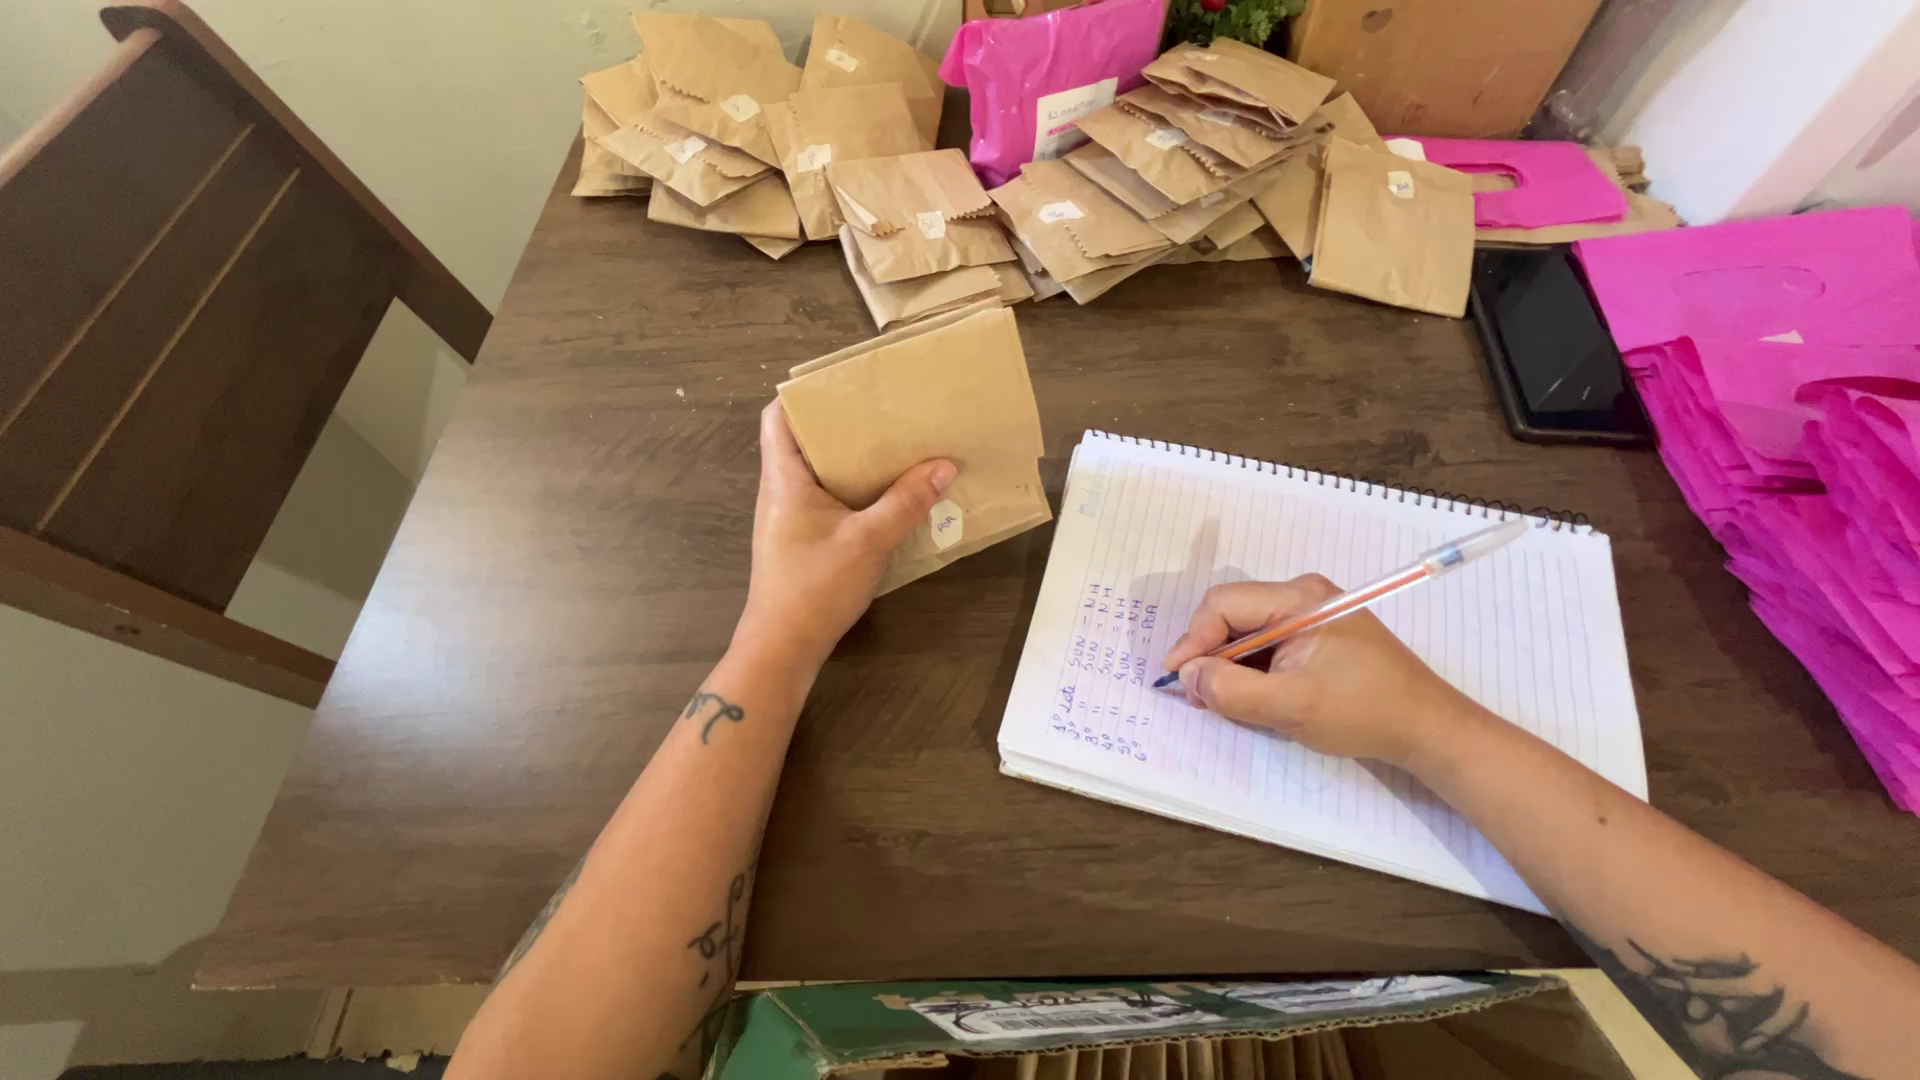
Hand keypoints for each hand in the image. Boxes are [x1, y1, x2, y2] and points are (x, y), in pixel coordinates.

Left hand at [736, 402, 955, 669]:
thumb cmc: (815, 588)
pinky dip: (854, 488)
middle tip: (887, 411)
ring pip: (820, 470)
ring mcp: (789, 515)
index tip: (848, 385)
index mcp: (784, 478)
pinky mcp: (802, 537)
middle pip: (805, 439)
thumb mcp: (868, 542)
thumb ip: (907, 503)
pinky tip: (889, 493)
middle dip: (844, 423)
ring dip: (853, 458)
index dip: (806, 395)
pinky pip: (828, 497)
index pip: (779, 417)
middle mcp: (781, 489)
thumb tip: (944, 466)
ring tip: (896, 445)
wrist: (784, 647)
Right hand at [1161, 576, 1488, 770]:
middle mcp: (1302, 595)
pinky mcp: (1315, 635)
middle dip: (1208, 653)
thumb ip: (1231, 690)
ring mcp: (1310, 614)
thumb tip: (1187, 675)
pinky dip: (1247, 668)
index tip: (1175, 677)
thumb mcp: (1290, 706)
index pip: (1224, 605)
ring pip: (1246, 631)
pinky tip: (1245, 694)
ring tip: (1217, 698)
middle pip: (1232, 615)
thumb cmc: (1362, 713)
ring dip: (1226, 663)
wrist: (1428, 729)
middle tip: (1194, 692)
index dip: (1193, 639)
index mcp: (1299, 599)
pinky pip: (1265, 643)